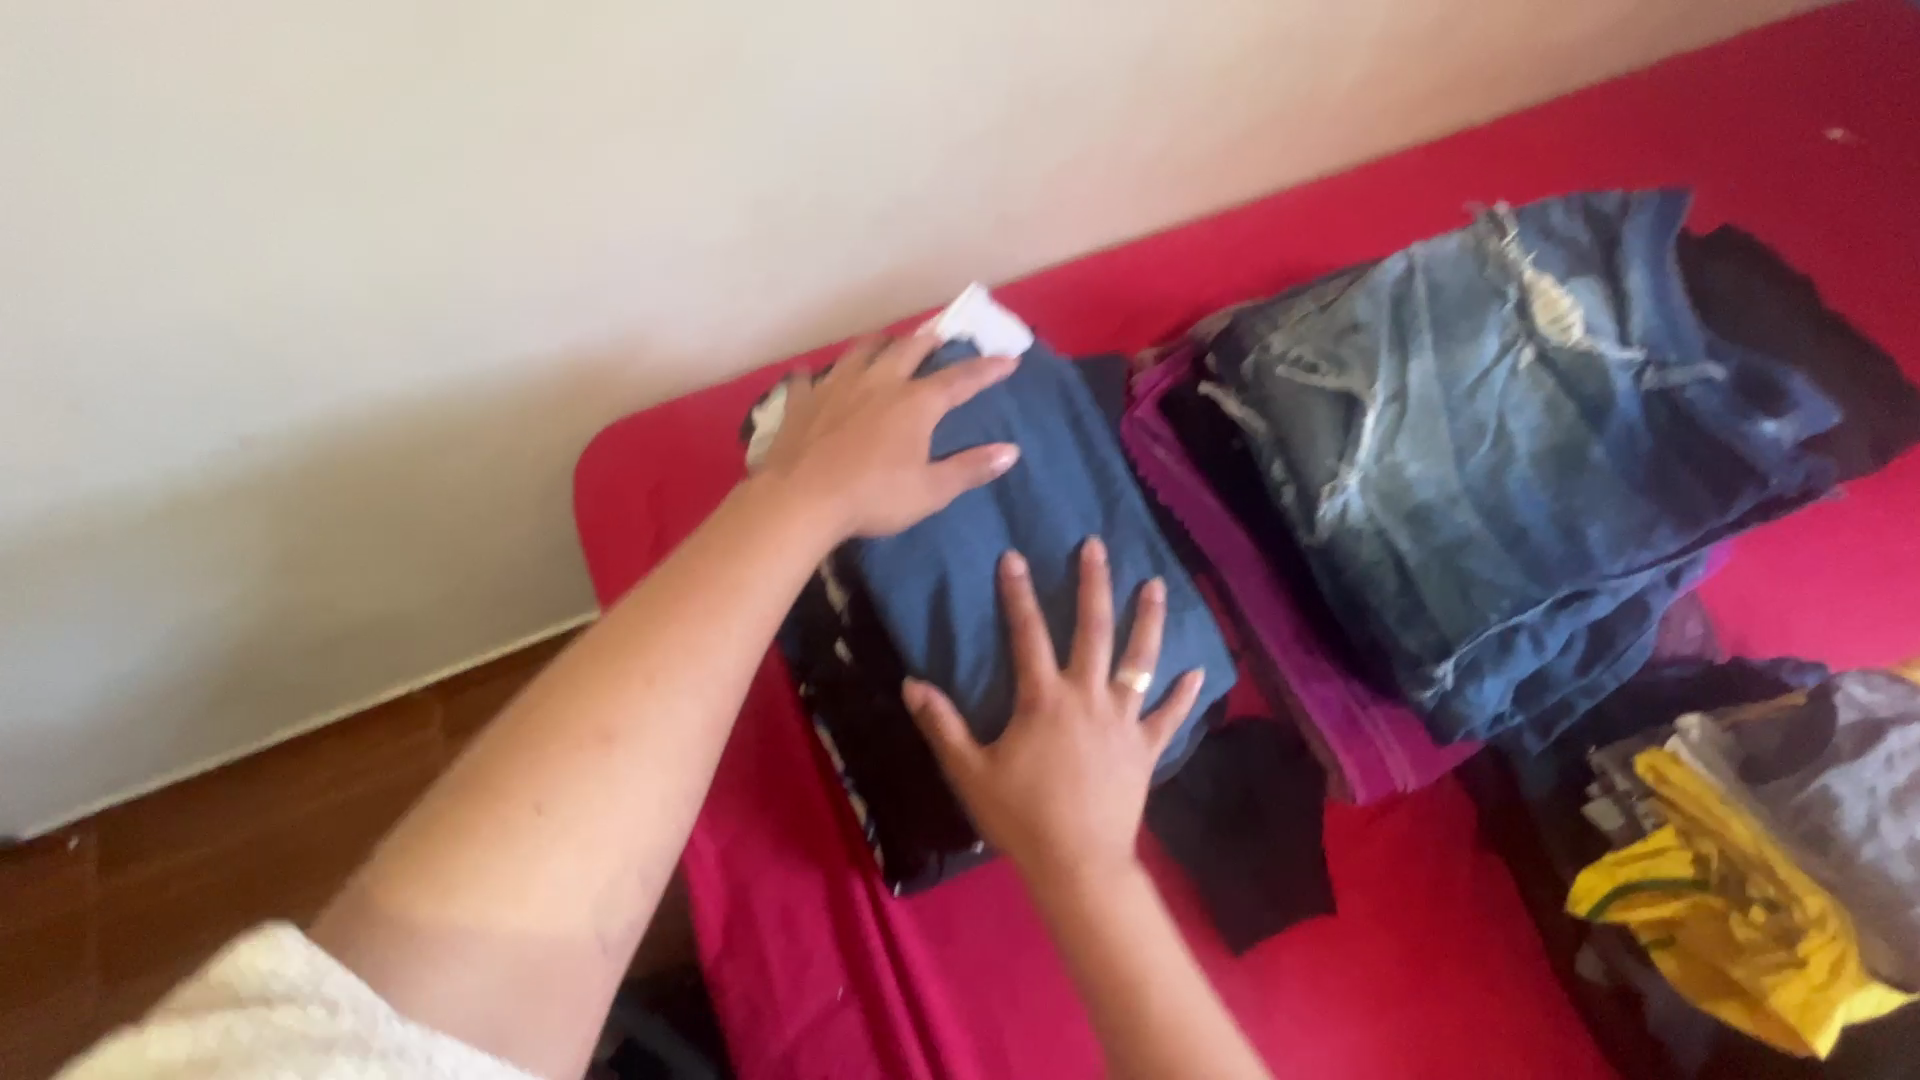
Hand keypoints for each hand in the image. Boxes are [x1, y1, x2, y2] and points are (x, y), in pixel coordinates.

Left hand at [758, 331, 1019, 538]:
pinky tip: (812, 375)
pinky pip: (808, 378)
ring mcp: (836, 386)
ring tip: (884, 343)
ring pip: (860, 352)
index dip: (986, 369)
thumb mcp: (930, 491)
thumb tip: (1011, 451)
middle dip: (928, 342)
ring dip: (877, 344)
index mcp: (914, 403)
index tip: (1008, 359)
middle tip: (939, 337)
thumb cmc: (872, 497)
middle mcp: (878, 382)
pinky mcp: (802, 401)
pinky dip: (815, 375)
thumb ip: (970, 468)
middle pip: (908, 349)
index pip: (960, 379)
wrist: (801, 499)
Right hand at [903, 538, 1204, 890]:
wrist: (1077, 864)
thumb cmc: (1021, 817)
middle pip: (1093, 631)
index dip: (1018, 594)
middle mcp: (1088, 698)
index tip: (1014, 557)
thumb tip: (911, 684)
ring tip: (1156, 584)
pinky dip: (1184, 694)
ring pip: (1140, 661)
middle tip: (1096, 547)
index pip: (1027, 634)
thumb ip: (942, 725)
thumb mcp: (970, 771)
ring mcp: (1123, 722)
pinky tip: (1200, 671)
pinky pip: (1168, 716)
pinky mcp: (1146, 749)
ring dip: (1148, 620)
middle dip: (1093, 585)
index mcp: (1044, 700)